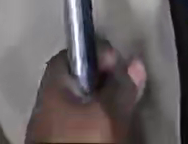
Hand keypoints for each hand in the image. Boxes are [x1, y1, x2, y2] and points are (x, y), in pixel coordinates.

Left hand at [24, 44, 145, 143]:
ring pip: (87, 108)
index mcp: (55, 79)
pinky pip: (86, 129)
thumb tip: (135, 62)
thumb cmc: (80, 142)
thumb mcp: (107, 113)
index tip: (124, 67)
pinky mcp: (64, 142)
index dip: (102, 55)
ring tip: (127, 120)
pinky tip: (117, 135)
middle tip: (131, 96)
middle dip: (110, 87)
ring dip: (109, 111)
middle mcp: (52, 97)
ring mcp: (56, 125)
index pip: (78, 52)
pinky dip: (102, 129)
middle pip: (85, 82)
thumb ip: (121, 87)